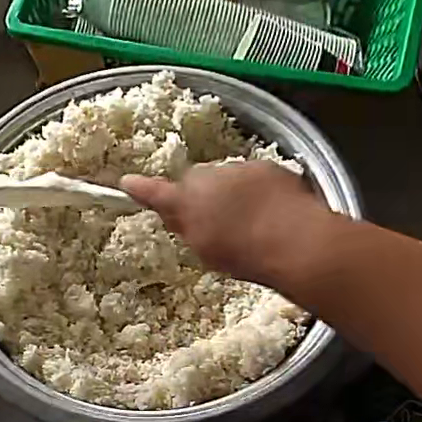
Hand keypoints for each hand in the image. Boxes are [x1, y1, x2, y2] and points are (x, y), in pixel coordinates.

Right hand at [119, 159, 336, 290]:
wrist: (294, 241)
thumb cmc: (243, 254)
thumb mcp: (204, 249)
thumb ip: (186, 227)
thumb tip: (175, 215)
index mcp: (186, 199)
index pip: (155, 193)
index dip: (140, 190)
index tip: (126, 184)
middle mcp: (208, 176)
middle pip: (195, 181)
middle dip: (200, 196)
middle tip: (213, 224)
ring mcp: (239, 168)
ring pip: (225, 179)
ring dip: (230, 193)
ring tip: (248, 223)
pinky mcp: (268, 167)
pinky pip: (253, 177)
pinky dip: (256, 191)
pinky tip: (270, 214)